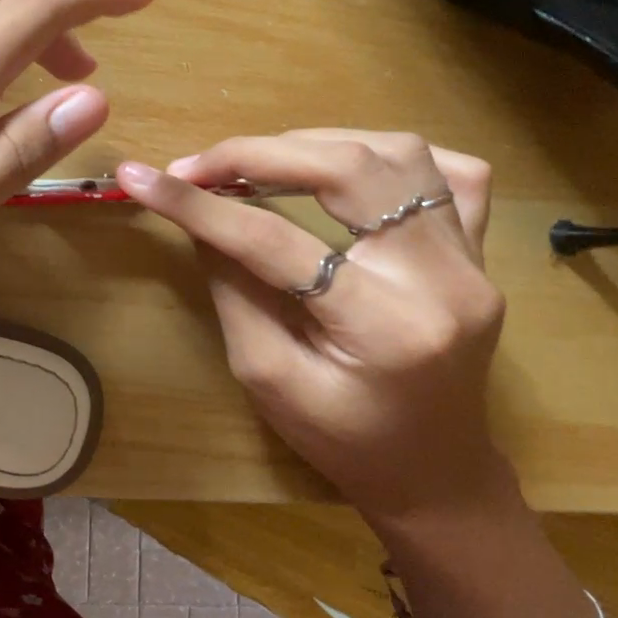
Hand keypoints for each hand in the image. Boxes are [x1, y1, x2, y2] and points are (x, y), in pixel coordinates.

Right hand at [115, 131, 511, 521]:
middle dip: (258, 154)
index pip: (275, 240)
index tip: (138, 177)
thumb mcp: (264, 375)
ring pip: (400, 156)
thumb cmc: (339, 438)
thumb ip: (233, 289)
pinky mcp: (478, 253)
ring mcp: (473, 260)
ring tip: (253, 162)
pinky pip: (453, 174)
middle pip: (352, 171)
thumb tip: (199, 218)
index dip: (199, 205)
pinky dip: (387, 154)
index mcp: (385, 326)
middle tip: (196, 165)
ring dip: (313, 145)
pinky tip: (338, 164)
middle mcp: (444, 279)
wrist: (433, 471)